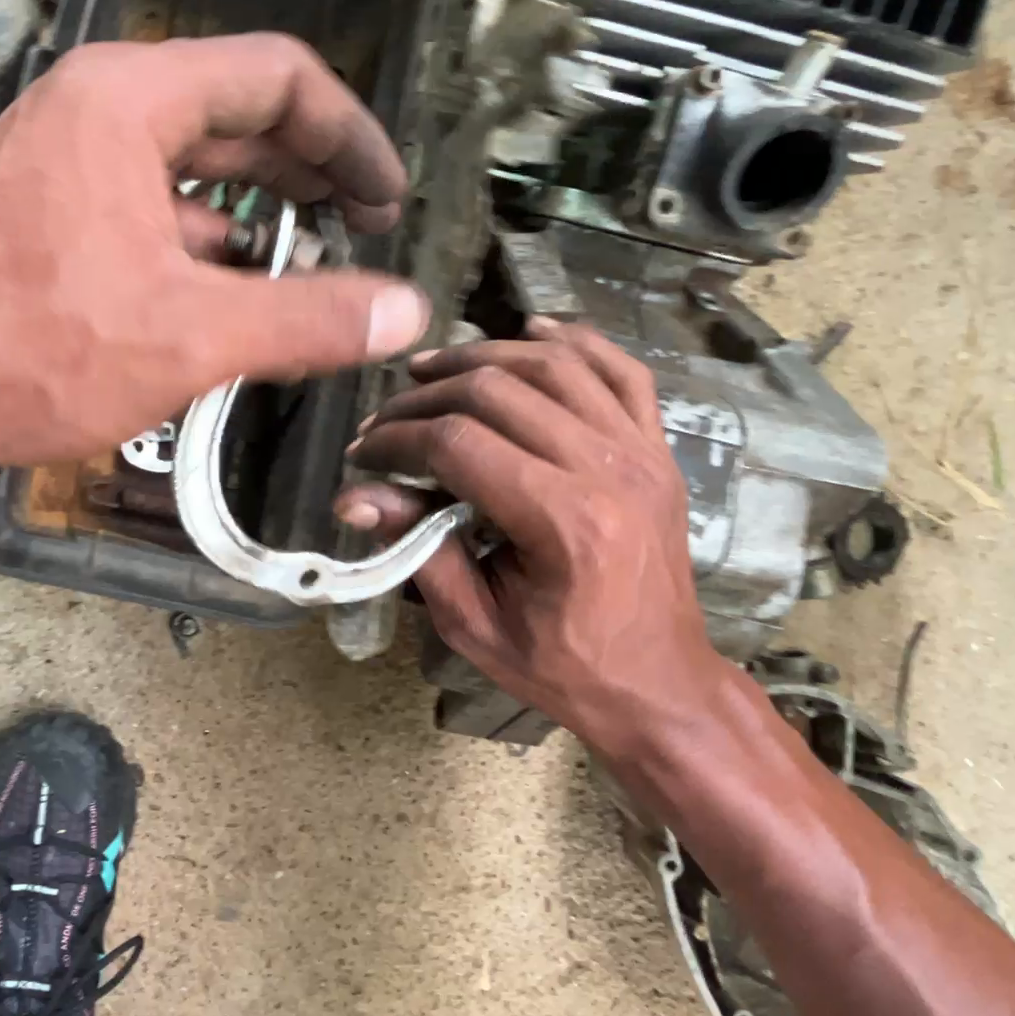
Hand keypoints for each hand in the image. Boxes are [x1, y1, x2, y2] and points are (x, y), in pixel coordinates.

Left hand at [0, 34, 430, 470]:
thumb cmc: (34, 355)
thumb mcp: (192, 337)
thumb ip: (309, 319)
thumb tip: (407, 311)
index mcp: (126, 102)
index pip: (275, 79)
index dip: (349, 136)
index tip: (386, 200)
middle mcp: (88, 110)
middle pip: (230, 117)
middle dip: (307, 172)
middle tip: (362, 228)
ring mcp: (55, 161)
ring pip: (184, 169)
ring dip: (254, 213)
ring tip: (308, 265)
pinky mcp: (38, 214)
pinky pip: (140, 208)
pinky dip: (195, 243)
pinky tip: (224, 289)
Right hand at [338, 320, 737, 753]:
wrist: (660, 685)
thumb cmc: (563, 666)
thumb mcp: (474, 623)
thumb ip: (418, 549)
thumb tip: (354, 498)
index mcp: (563, 521)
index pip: (458, 443)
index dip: (397, 440)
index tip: (362, 454)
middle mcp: (608, 469)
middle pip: (499, 391)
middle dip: (425, 397)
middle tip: (385, 419)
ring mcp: (642, 452)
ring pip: (555, 365)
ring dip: (483, 356)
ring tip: (431, 368)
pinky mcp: (657, 450)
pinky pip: (621, 372)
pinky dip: (575, 342)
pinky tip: (532, 331)